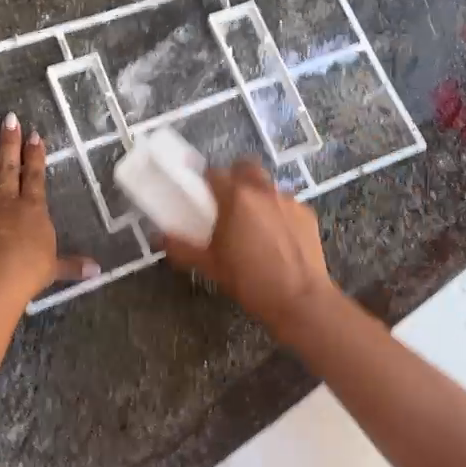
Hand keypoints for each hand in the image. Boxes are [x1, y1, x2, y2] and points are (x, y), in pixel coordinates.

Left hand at [0, 113, 99, 303]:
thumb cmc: (27, 273)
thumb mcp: (54, 268)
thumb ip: (72, 265)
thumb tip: (97, 270)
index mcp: (32, 209)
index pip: (35, 176)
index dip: (36, 155)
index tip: (35, 135)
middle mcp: (6, 201)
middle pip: (8, 167)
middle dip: (10, 142)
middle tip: (9, 118)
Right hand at [162, 160, 338, 334]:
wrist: (300, 300)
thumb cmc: (250, 281)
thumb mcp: (210, 266)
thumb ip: (181, 247)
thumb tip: (158, 238)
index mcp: (236, 198)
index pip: (214, 172)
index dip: (206, 181)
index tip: (202, 195)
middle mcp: (263, 191)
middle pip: (245, 166)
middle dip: (235, 177)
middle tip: (228, 202)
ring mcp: (288, 200)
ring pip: (268, 185)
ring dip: (258, 194)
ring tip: (255, 223)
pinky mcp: (307, 214)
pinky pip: (287, 204)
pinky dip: (278, 212)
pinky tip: (278, 237)